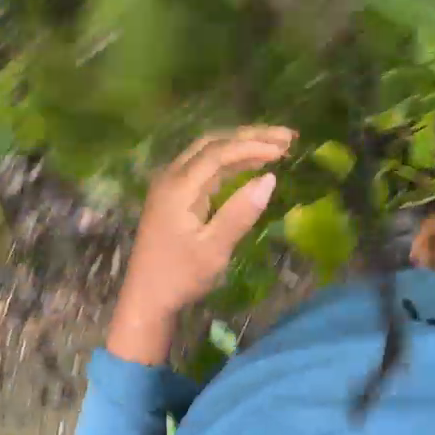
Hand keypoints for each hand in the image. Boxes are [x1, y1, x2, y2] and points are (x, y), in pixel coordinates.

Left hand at [107, 126, 294, 364]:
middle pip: (212, 142)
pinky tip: (253, 164)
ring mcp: (171, 183)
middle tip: (287, 137)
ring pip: (209, 151)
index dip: (252, 146)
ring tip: (277, 146)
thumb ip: (240, 213)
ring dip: (241, 145)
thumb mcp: (214, 250)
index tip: (283, 149)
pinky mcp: (176, 193)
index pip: (218, 152)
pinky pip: (205, 166)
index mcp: (178, 186)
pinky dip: (231, 161)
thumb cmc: (180, 277)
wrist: (147, 298)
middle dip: (249, 136)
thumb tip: (270, 178)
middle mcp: (172, 176)